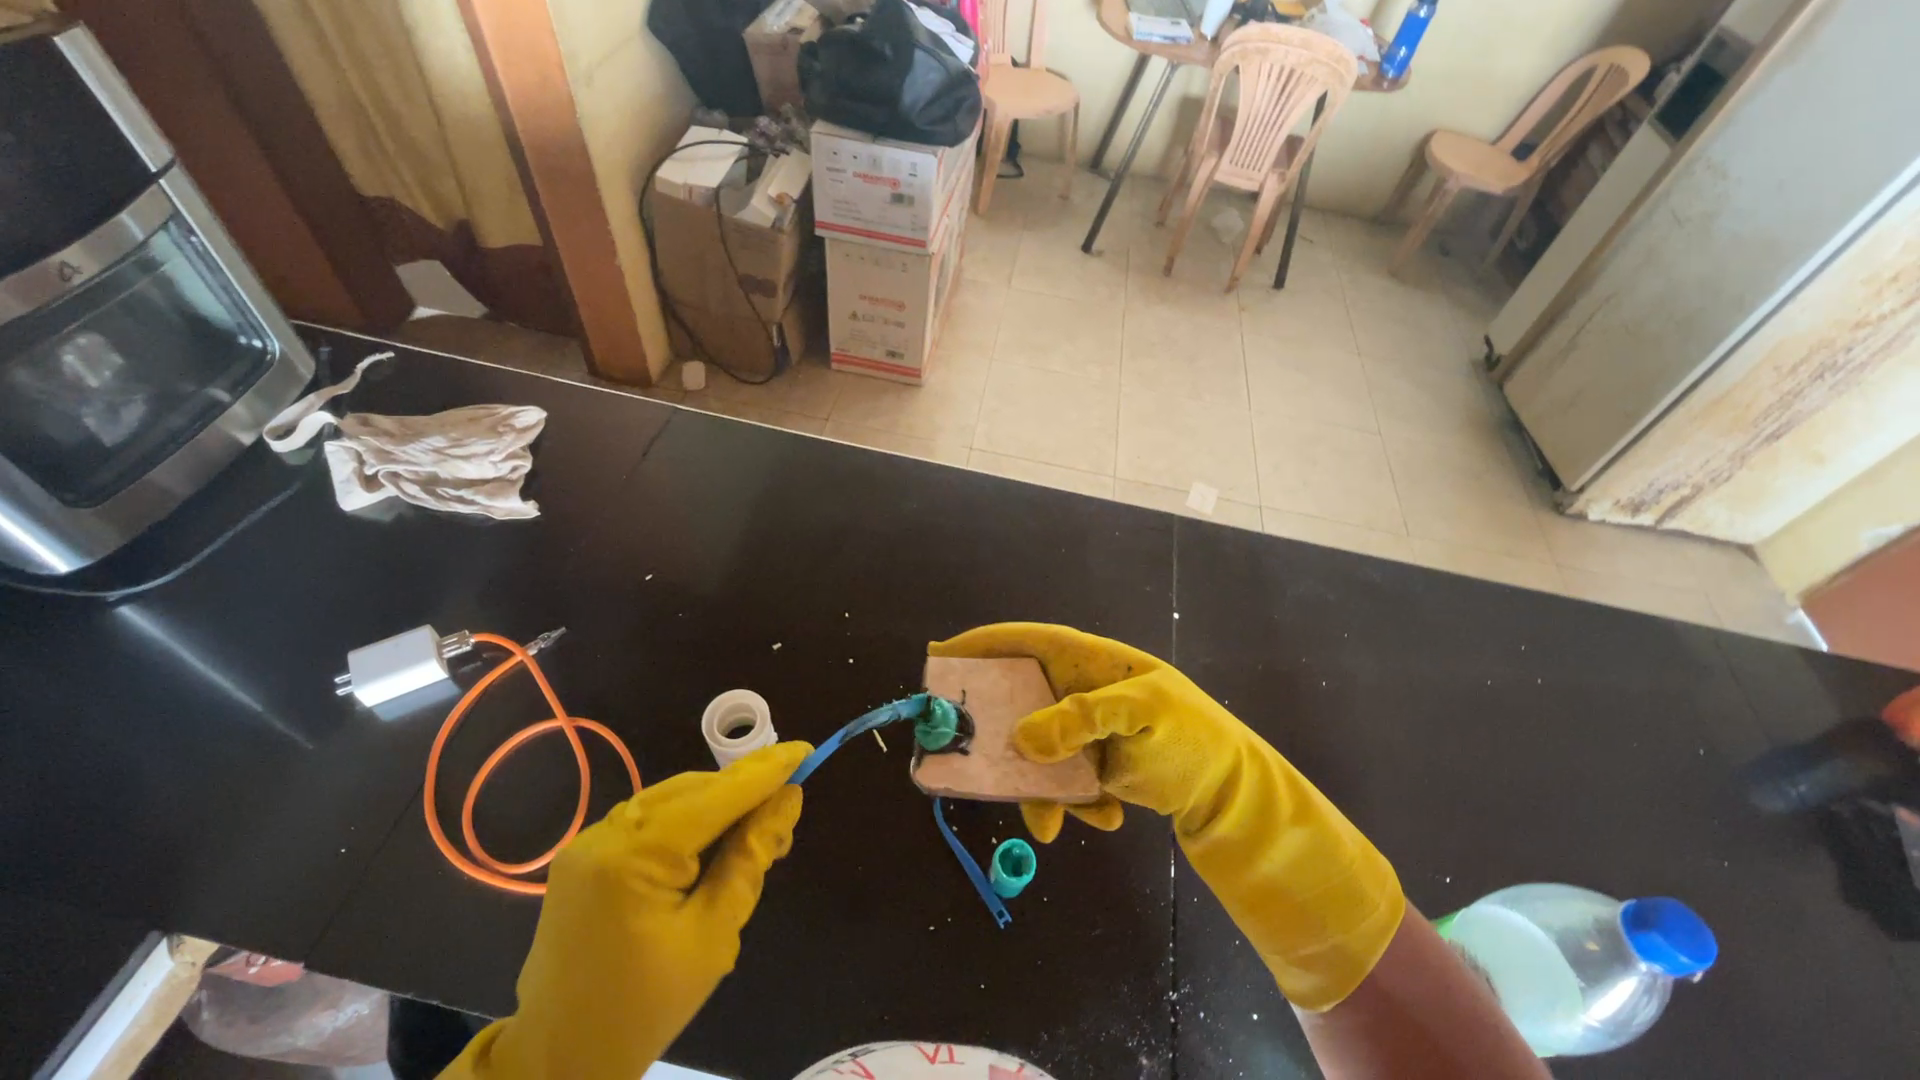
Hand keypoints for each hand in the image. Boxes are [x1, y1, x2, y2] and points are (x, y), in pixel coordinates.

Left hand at [442, 742, 810, 1079]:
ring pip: (669, 801)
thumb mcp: (713, 936)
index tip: (807, 751)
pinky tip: (711, 846)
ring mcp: (587, 843)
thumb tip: (786, 802)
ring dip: (716, 807)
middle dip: (743, 793)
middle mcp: (605, 834)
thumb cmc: (646, 1007)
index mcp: (634, 855)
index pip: (716, 796)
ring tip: (757, 834)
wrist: (559, 1057)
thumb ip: (750, 860)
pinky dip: (686, 824)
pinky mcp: (583, 858)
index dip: (765, 772)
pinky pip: (646, 821)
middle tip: (786, 815)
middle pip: (691, 791)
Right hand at [929, 623, 1402, 1010]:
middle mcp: (1077, 692)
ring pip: (1030, 752)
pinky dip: (1069, 805)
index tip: (942, 656)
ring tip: (1052, 821)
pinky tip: (1107, 816)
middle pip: (1015, 700)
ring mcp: (1079, 733)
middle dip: (995, 733)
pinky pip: (1055, 783)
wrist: (1229, 795)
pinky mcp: (1085, 767)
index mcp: (1091, 663)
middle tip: (968, 758)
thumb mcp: (1144, 716)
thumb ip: (1082, 720)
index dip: (984, 645)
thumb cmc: (1192, 739)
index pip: (1029, 642)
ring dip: (1034, 788)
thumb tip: (1021, 739)